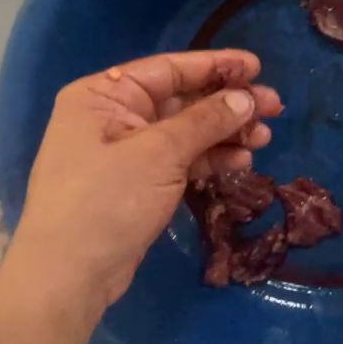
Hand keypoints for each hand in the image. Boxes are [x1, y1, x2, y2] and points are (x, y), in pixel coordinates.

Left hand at [9, 50, 282, 311]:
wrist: (68, 277)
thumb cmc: (107, 201)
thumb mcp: (159, 153)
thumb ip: (206, 120)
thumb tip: (246, 97)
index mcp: (104, 96)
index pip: (169, 69)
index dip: (216, 66)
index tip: (257, 67)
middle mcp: (113, 116)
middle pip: (182, 99)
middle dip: (228, 104)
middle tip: (274, 108)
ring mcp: (126, 152)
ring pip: (187, 131)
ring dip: (226, 133)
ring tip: (264, 139)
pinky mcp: (139, 183)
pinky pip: (182, 158)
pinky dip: (211, 158)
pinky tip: (241, 161)